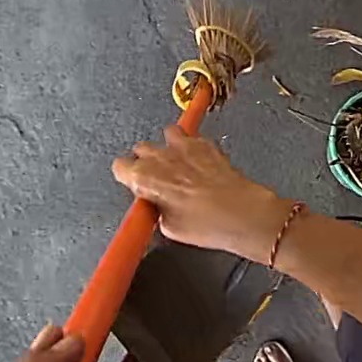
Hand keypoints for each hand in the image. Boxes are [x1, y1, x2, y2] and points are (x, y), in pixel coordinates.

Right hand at [111, 125, 292, 262]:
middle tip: (158, 178)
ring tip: (179, 164)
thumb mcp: (169, 227)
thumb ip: (156, 209)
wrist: (242, 213)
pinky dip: (193, 146)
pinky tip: (200, 163)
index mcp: (145, 177)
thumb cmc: (208, 223)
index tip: (133, 183)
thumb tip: (158, 206)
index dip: (127, 176)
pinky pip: (192, 138)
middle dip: (147, 161)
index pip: (120, 166)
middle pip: (142, 148)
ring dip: (170, 146)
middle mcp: (162, 156)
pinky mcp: (206, 143)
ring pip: (167, 134)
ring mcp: (185, 146)